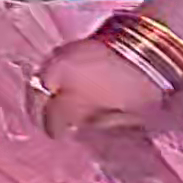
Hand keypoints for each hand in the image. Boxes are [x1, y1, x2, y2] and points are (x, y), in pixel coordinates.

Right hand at [31, 37, 165, 138]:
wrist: (145, 47)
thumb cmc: (142, 88)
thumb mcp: (128, 115)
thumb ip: (100, 122)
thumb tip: (82, 127)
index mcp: (76, 95)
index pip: (53, 114)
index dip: (52, 127)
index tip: (54, 135)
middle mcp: (60, 74)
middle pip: (37, 92)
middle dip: (37, 106)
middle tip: (44, 119)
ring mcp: (59, 57)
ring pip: (39, 76)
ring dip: (42, 90)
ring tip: (50, 102)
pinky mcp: (65, 47)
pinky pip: (48, 65)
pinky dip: (50, 77)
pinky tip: (59, 84)